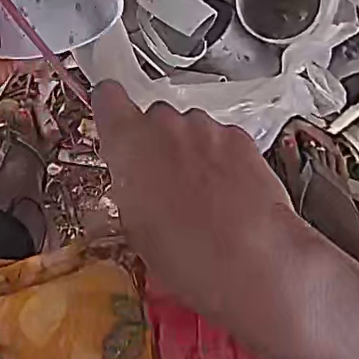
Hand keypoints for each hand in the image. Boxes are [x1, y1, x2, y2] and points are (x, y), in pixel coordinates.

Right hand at [93, 81, 320, 330]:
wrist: (250, 260)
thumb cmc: (185, 252)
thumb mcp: (135, 228)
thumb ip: (130, 189)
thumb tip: (137, 187)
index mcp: (128, 142)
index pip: (107, 98)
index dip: (111, 109)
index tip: (116, 124)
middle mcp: (164, 123)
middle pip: (154, 118)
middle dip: (158, 144)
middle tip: (165, 183)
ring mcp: (205, 127)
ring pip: (190, 129)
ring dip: (192, 152)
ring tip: (204, 196)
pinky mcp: (240, 137)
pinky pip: (222, 140)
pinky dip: (224, 160)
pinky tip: (230, 195)